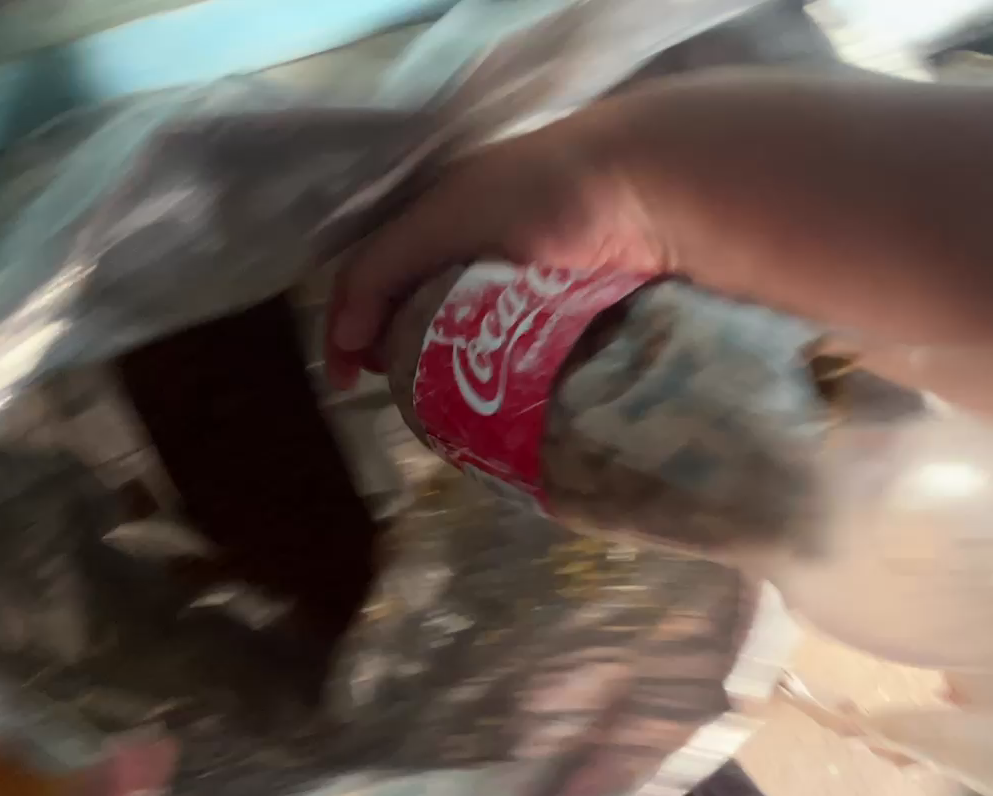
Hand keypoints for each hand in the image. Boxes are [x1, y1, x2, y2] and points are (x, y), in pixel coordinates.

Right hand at [323, 113, 677, 386]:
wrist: (647, 195)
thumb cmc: (538, 197)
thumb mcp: (443, 219)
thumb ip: (381, 269)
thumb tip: (345, 341)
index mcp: (436, 227)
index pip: (371, 283)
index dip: (348, 330)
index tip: (345, 383)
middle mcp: (469, 257)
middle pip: (408, 315)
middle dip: (391, 355)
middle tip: (396, 391)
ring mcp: (511, 292)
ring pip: (451, 341)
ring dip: (433, 373)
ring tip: (432, 404)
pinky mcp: (550, 321)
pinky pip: (499, 358)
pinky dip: (480, 379)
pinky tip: (479, 398)